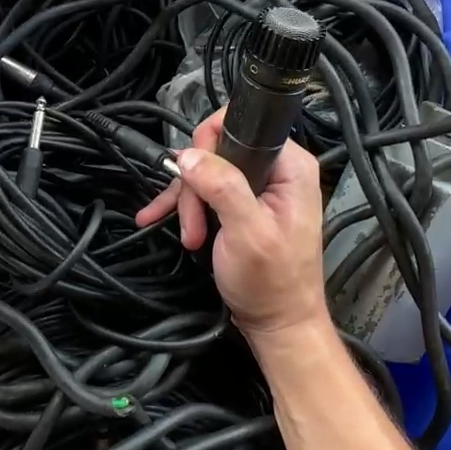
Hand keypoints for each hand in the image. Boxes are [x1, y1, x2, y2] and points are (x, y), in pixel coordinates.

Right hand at [135, 109, 327, 336]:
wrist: (277, 324)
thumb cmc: (273, 285)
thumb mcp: (247, 233)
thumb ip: (222, 188)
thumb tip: (189, 156)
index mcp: (290, 167)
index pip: (240, 126)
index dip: (209, 143)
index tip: (193, 174)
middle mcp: (276, 170)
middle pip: (216, 150)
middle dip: (194, 185)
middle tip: (193, 222)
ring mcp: (258, 187)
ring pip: (205, 171)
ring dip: (187, 202)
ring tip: (188, 236)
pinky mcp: (242, 203)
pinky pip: (205, 190)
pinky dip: (184, 206)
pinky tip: (160, 217)